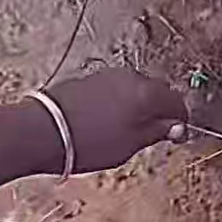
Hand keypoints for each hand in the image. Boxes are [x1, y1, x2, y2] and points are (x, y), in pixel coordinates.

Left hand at [42, 68, 188, 172]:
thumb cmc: (88, 142)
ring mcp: (112, 75)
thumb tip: (177, 127)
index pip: (178, 103)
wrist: (41, 131)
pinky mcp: (92, 78)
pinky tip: (105, 119)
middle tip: (150, 132)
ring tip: (124, 128)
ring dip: (138, 104)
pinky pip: (116, 87)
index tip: (176, 135)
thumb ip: (157, 132)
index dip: (180, 120)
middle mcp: (135, 78)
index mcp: (149, 94)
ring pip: (136, 88)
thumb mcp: (129, 145)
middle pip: (159, 92)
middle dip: (159, 109)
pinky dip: (119, 100)